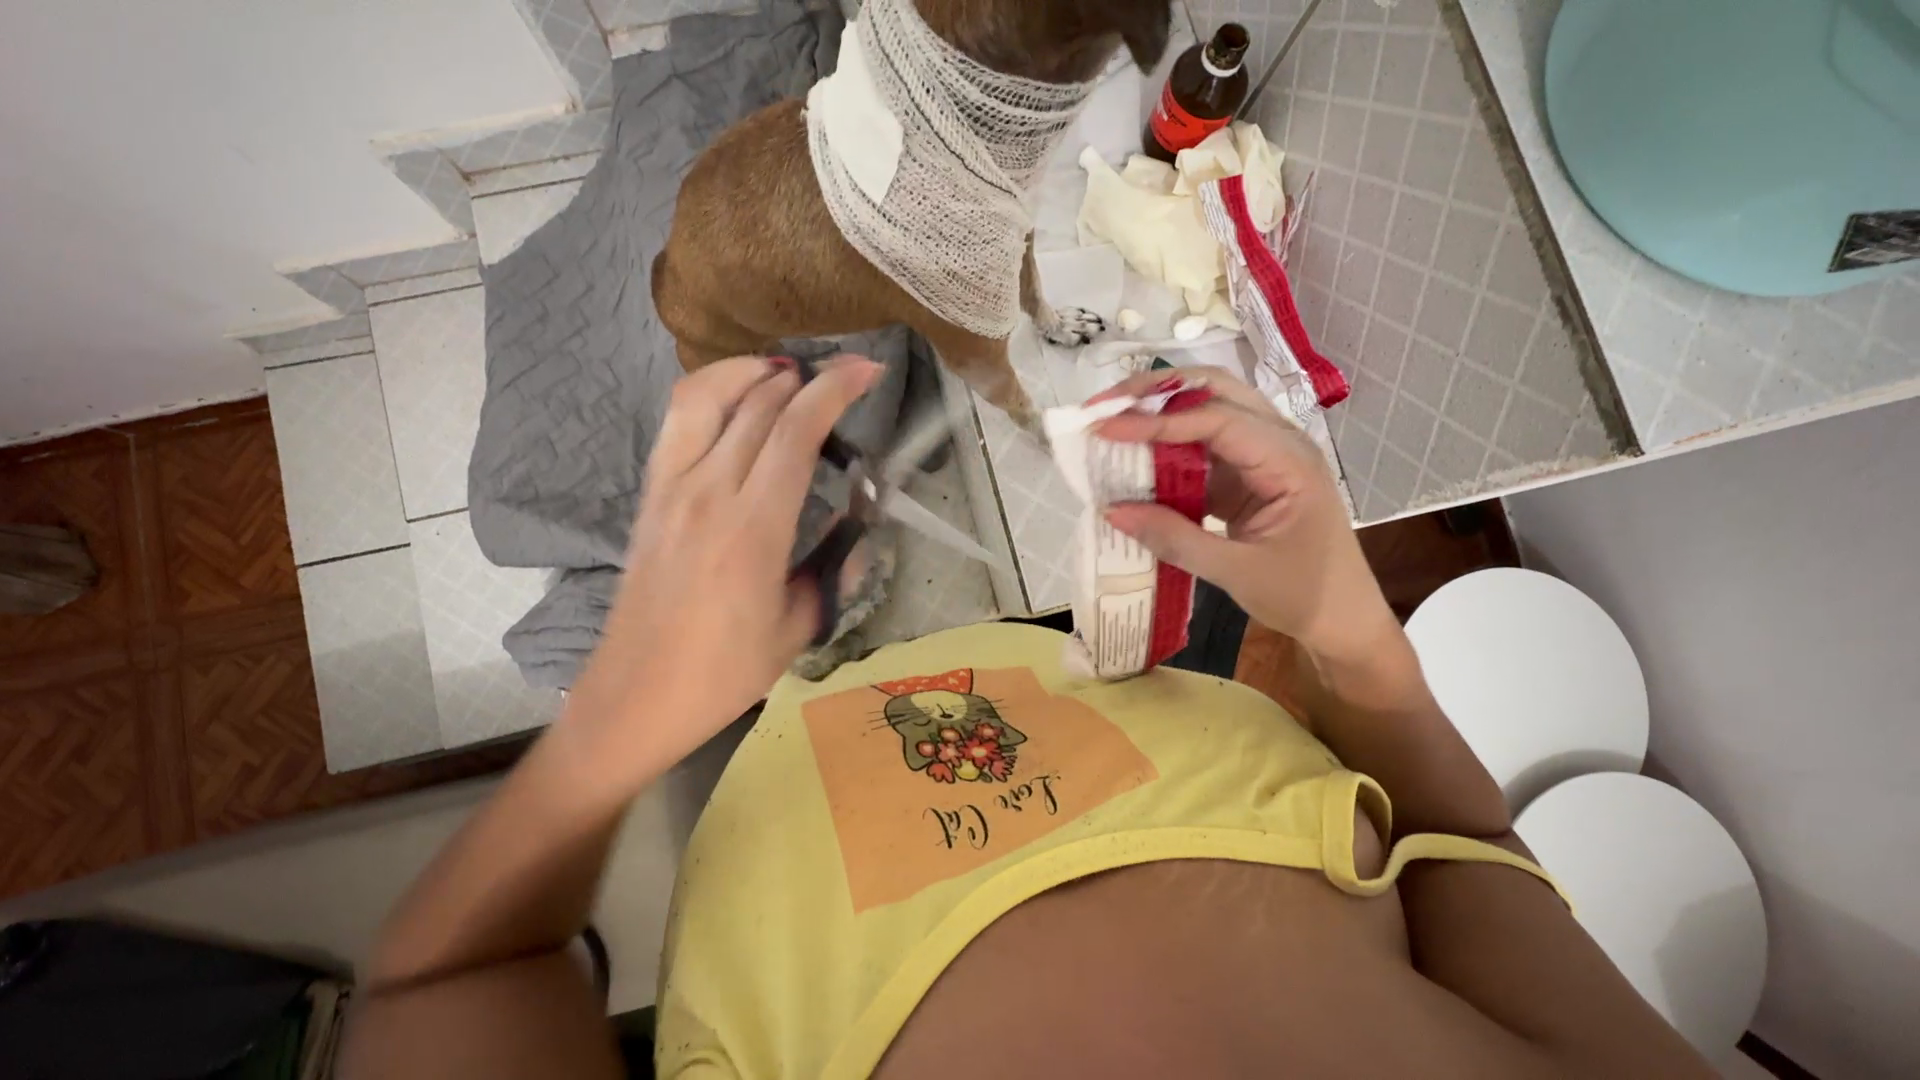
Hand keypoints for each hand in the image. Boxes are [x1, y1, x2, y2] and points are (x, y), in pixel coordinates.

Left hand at [559, 354, 882, 776]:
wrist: (634, 697)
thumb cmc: (722, 674)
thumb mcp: (796, 630)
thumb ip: (831, 572)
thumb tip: (853, 530)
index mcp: (753, 529)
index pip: (796, 432)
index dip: (835, 390)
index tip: (867, 370)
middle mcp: (707, 493)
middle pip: (758, 404)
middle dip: (807, 376)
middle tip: (842, 373)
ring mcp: (670, 488)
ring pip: (705, 397)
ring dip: (750, 372)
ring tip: (787, 374)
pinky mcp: (649, 495)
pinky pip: (677, 423)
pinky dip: (711, 394)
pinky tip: (738, 405)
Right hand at [1094, 369, 1398, 663]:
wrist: (1344, 621)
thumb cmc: (1304, 596)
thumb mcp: (1236, 572)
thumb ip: (1174, 539)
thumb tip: (1112, 510)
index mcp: (1289, 461)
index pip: (1217, 419)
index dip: (1157, 421)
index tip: (1106, 428)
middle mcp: (1280, 443)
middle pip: (1216, 391)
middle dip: (1157, 392)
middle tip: (1105, 405)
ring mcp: (1265, 456)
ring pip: (1209, 411)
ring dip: (1161, 413)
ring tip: (1112, 421)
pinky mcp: (1249, 475)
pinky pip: (1205, 447)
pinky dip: (1169, 447)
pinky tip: (1136, 458)